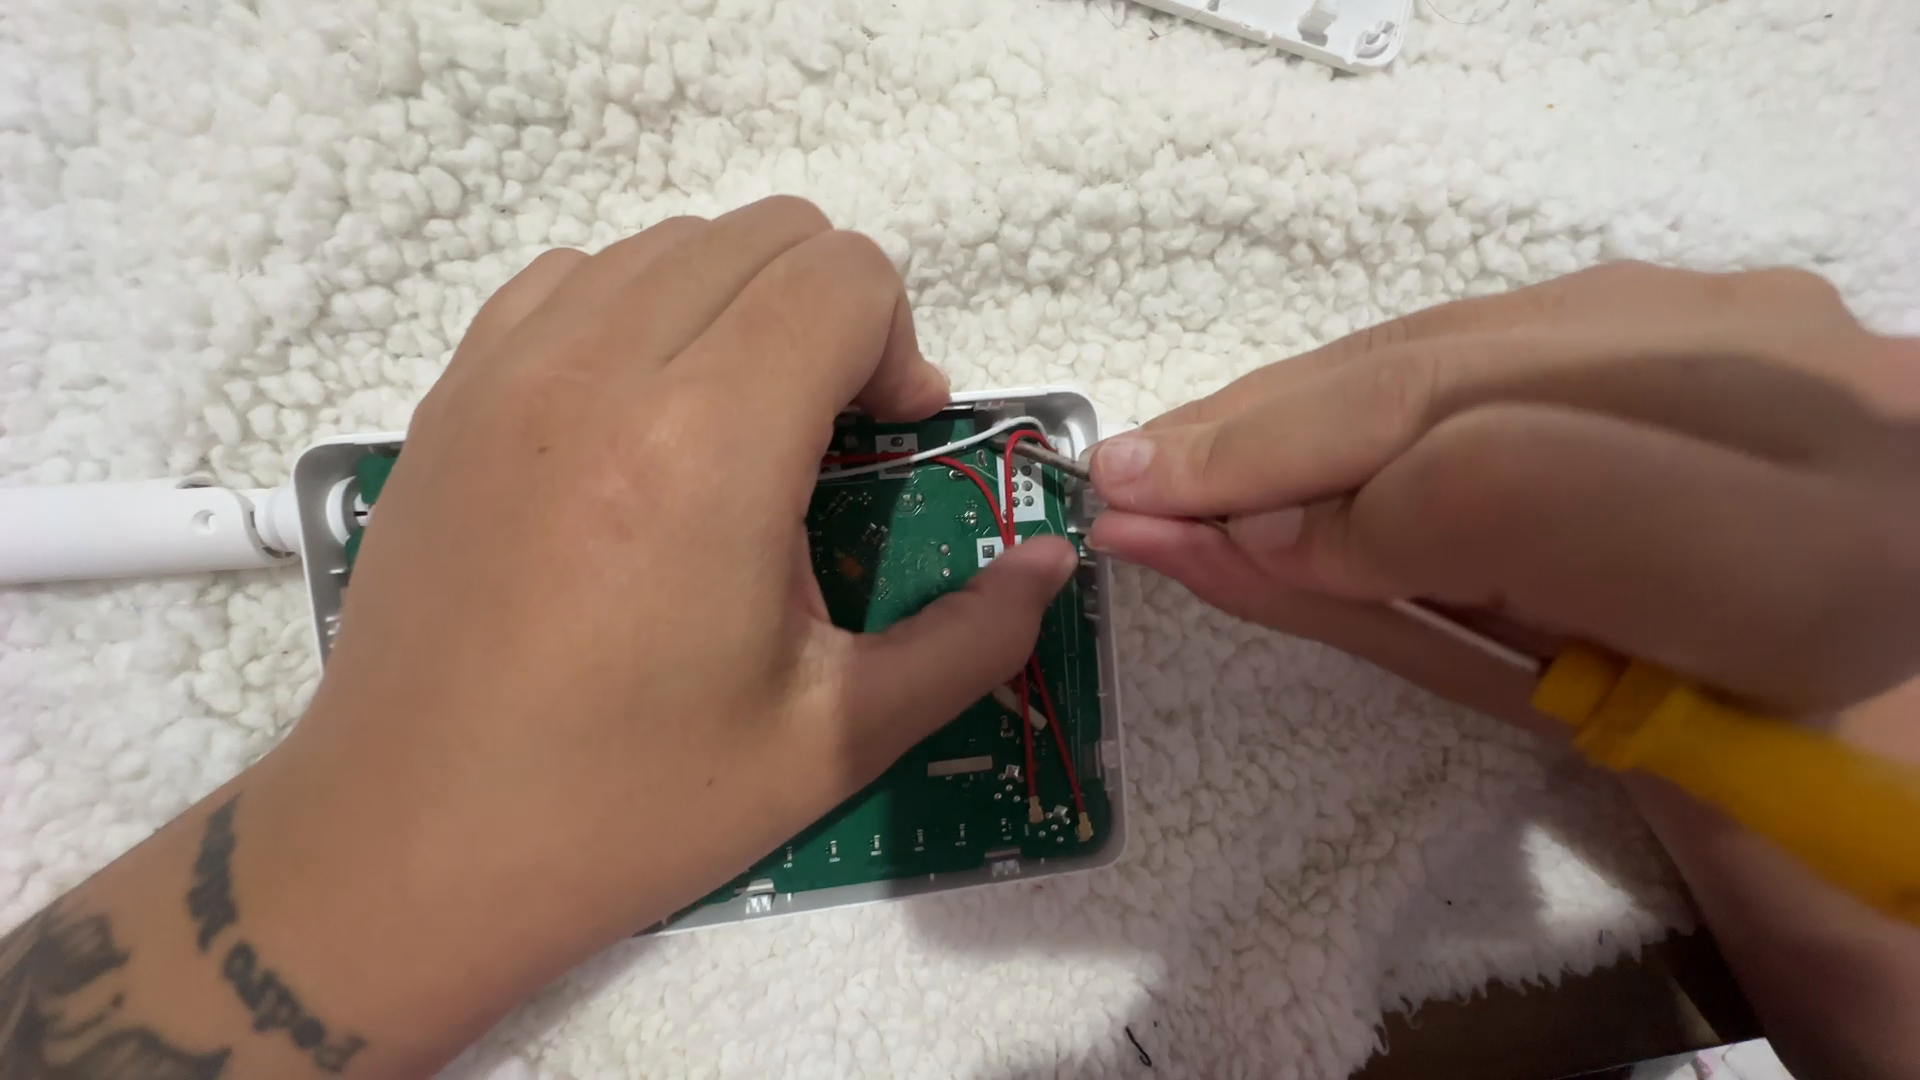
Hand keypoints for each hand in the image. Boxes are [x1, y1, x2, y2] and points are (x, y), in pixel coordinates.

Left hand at [241, 198, 1075, 1067]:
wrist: (407, 850)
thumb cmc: (635, 802)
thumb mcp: (840, 739)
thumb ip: (974, 639)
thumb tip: (1052, 563)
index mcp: (708, 446)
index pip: (845, 277)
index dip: (898, 349)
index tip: (890, 444)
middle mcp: (600, 368)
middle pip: (773, 234)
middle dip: (839, 317)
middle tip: (835, 437)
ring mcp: (510, 364)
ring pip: (680, 240)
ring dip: (750, 308)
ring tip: (749, 427)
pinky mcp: (456, 388)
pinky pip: (586, 275)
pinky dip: (655, 311)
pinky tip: (655, 420)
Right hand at [1087, 262, 1919, 724]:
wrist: (1860, 638)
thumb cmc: (1696, 727)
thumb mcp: (1530, 704)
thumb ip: (1364, 615)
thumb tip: (1198, 545)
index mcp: (1794, 561)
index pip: (1507, 489)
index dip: (1340, 520)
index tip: (1223, 553)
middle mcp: (1785, 390)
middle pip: (1440, 382)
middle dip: (1256, 440)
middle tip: (1120, 479)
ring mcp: (1724, 310)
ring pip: (1428, 339)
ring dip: (1274, 405)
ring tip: (1168, 454)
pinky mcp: (1659, 291)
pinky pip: (1444, 330)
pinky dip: (1333, 387)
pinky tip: (1259, 422)